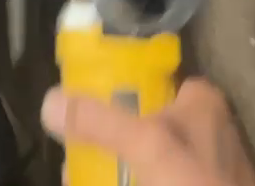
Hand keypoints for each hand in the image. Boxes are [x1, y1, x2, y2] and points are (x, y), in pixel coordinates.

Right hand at [41, 79, 254, 185]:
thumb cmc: (198, 184)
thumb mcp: (147, 147)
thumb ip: (99, 122)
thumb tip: (47, 101)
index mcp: (201, 104)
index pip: (148, 79)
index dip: (114, 86)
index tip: (80, 101)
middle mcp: (207, 132)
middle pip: (143, 123)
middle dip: (107, 137)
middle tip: (73, 149)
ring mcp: (207, 175)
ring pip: (150, 163)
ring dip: (116, 170)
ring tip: (78, 177)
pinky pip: (161, 182)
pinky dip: (133, 182)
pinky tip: (99, 185)